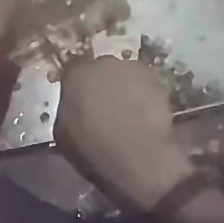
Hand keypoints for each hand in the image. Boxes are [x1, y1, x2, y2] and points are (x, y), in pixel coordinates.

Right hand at [55, 56, 194, 209]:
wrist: (138, 159)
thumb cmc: (94, 150)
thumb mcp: (64, 134)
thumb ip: (67, 110)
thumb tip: (74, 106)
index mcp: (77, 74)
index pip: (73, 71)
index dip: (77, 86)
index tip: (80, 101)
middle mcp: (105, 63)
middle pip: (102, 70)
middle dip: (103, 85)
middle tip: (106, 109)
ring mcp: (135, 70)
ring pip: (127, 76)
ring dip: (126, 90)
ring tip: (129, 115)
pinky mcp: (159, 83)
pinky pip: (147, 88)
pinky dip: (145, 99)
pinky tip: (146, 119)